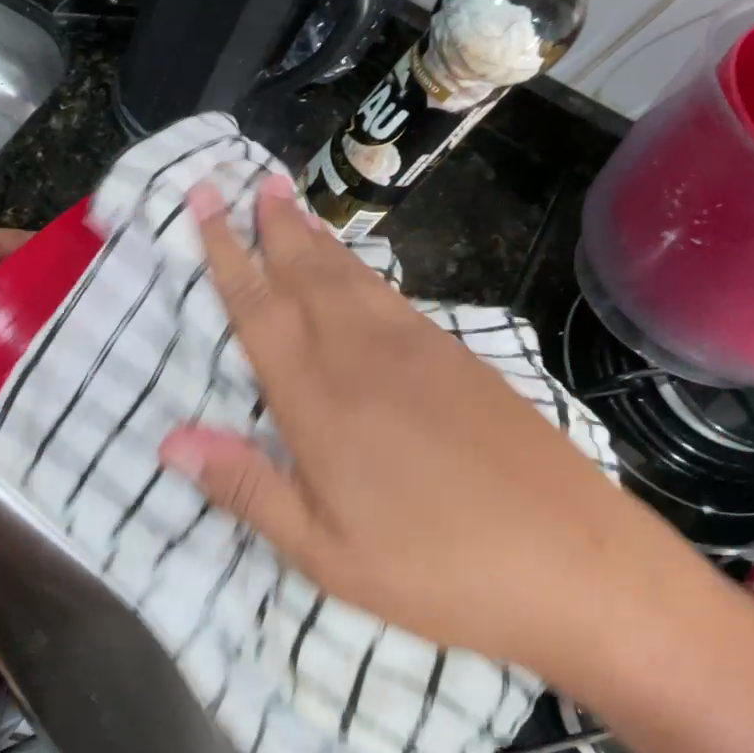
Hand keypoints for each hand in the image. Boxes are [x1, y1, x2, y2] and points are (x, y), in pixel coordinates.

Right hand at [157, 177, 708, 678]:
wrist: (585, 570)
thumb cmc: (437, 571)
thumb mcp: (323, 553)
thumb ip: (245, 489)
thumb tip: (168, 441)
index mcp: (320, 401)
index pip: (258, 311)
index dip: (224, 254)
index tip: (203, 202)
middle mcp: (365, 359)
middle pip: (306, 277)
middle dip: (272, 228)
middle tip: (250, 181)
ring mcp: (421, 355)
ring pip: (352, 280)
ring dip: (315, 240)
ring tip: (292, 204)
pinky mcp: (464, 364)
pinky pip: (393, 298)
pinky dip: (362, 271)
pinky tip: (358, 272)